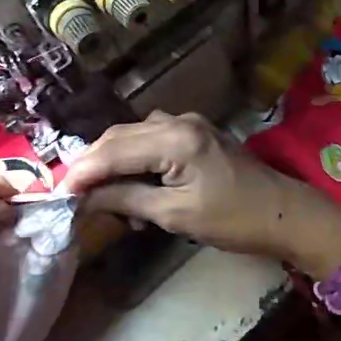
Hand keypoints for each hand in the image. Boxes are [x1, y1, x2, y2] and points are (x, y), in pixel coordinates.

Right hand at [60, 112, 340, 276]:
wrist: (282, 212)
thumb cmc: (232, 219)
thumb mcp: (174, 214)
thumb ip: (126, 200)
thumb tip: (84, 199)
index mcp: (175, 139)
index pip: (114, 150)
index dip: (82, 171)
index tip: (57, 193)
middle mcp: (178, 121)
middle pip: (119, 137)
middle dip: (93, 164)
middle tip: (72, 195)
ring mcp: (188, 124)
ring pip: (133, 137)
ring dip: (114, 163)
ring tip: (103, 198)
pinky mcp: (195, 133)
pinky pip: (152, 141)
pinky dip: (136, 161)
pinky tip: (133, 189)